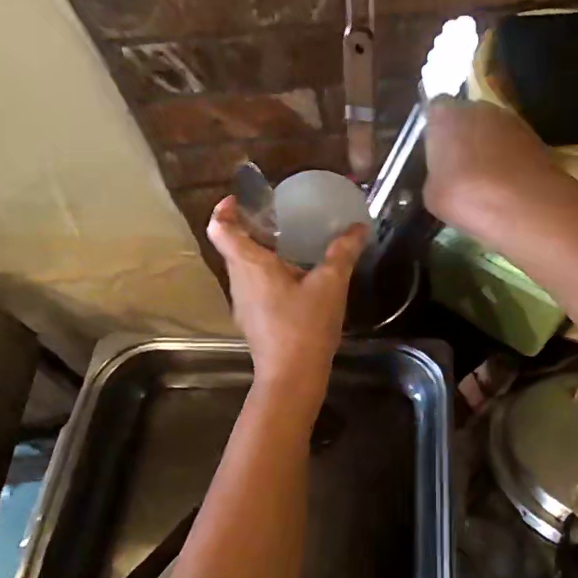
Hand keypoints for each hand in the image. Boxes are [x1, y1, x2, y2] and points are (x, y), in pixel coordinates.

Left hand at [206, 196, 366, 404]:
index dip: (225, 210)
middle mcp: (238, 281)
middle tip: (279, 219)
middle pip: (233, 247)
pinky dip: (268, 277)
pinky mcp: (253, 322)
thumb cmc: (305, 326)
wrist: (292, 377)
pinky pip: (255, 288)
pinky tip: (296, 283)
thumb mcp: (330, 284)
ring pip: (245, 269)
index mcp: (249, 264)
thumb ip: (342, 253)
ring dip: (261, 255)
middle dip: (251, 230)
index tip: (241, 200)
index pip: (220, 228)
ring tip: (291, 248)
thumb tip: (358, 228)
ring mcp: (242, 304)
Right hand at [422, 98, 577, 236]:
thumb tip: (444, 177)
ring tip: (487, 183)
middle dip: (465, 139)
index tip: (437, 156)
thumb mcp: (432, 195)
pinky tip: (508, 188)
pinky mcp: (536, 138)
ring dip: (490, 150)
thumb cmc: (466, 196)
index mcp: (446, 114)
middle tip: (461, 171)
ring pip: (493, 132)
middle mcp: (478, 107)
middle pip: (467, 118)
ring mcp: (512, 120)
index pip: (435, 111)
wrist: (525, 206)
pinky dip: (510, 162)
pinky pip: (514, 148)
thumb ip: (436, 175)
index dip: (436, 132)